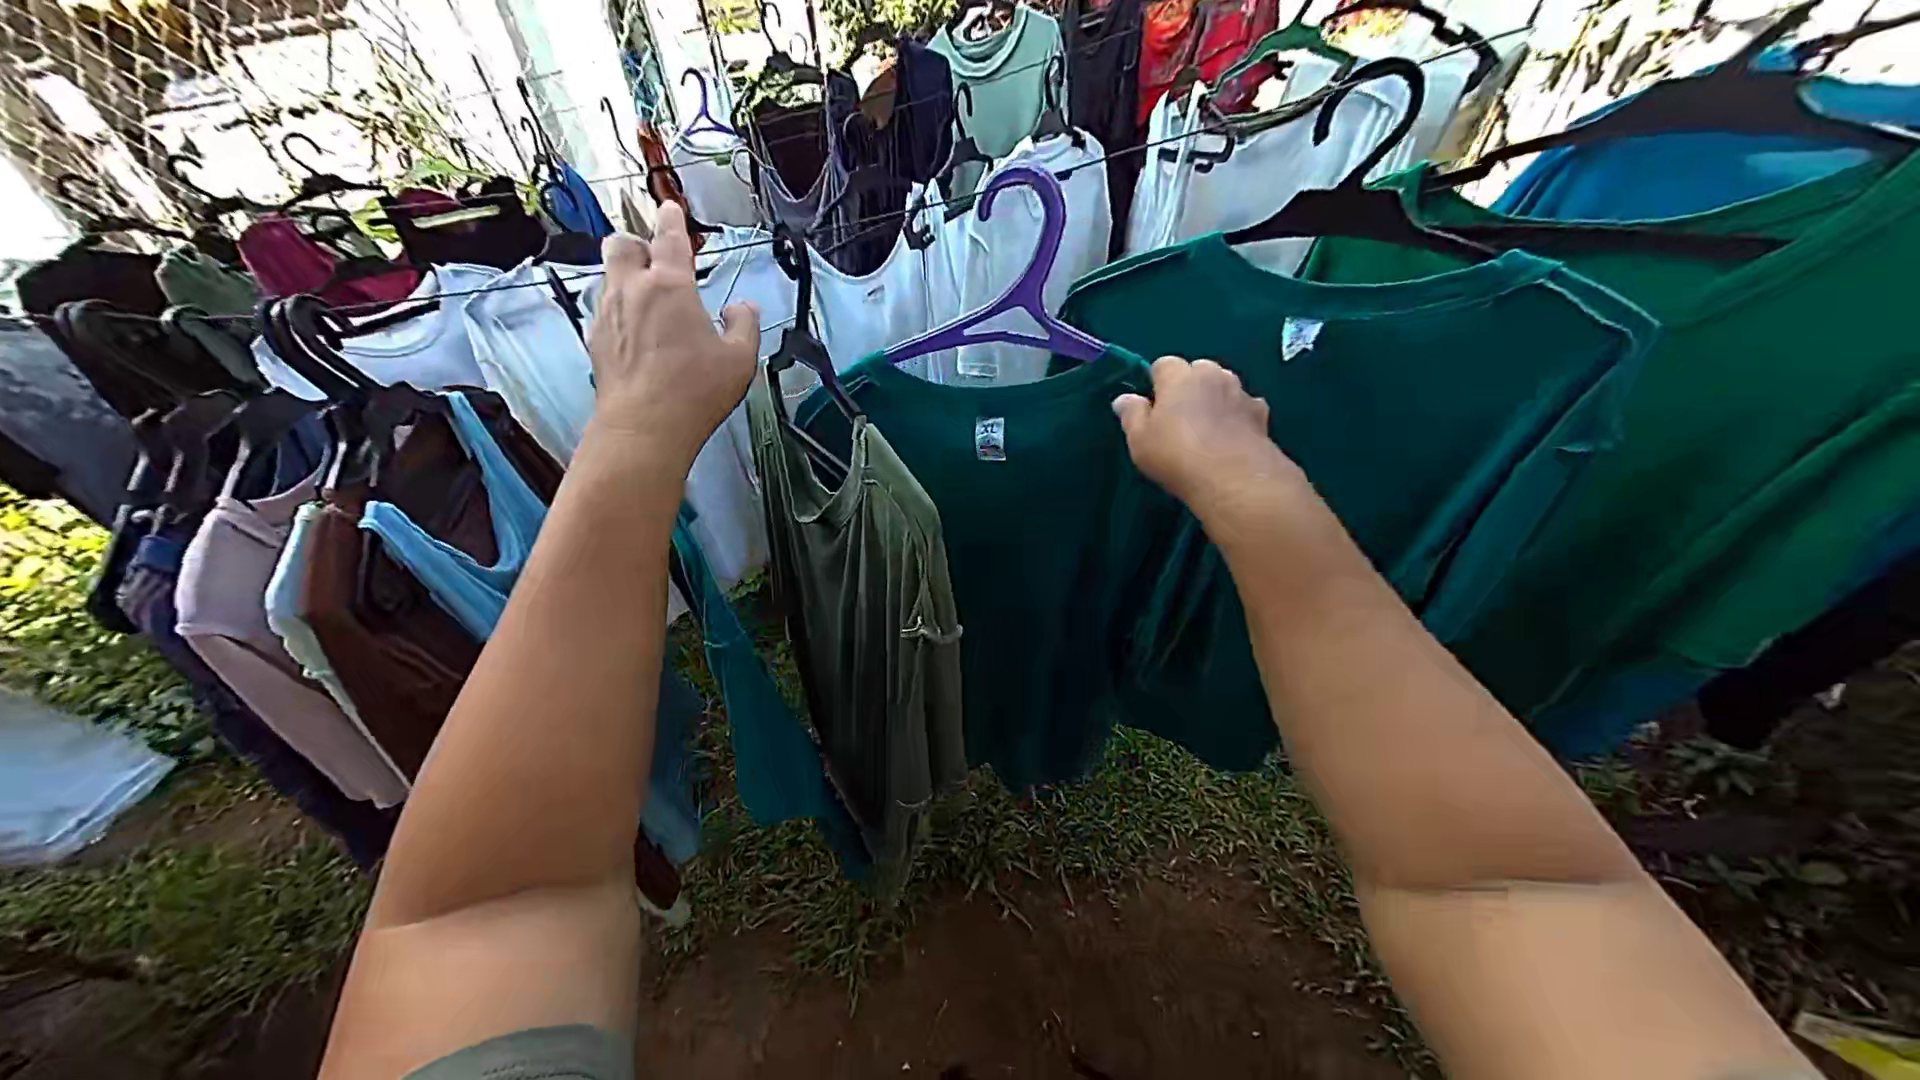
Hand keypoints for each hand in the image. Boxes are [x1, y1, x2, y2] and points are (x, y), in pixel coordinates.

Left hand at [586, 203, 757, 467]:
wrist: (644, 426)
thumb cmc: (694, 391)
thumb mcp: (740, 359)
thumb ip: (745, 325)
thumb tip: (743, 309)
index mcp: (670, 286)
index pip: (669, 238)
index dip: (672, 219)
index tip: (671, 208)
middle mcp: (632, 291)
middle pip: (621, 244)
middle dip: (638, 243)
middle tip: (657, 260)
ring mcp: (608, 314)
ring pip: (609, 276)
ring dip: (628, 278)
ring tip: (651, 302)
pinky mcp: (596, 340)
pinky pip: (605, 310)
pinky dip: (621, 311)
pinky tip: (639, 334)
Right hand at [1113, 356, 1306, 521]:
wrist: (1233, 479)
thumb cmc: (1176, 455)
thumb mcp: (1139, 439)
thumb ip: (1131, 414)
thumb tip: (1124, 399)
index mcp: (1180, 376)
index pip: (1163, 364)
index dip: (1155, 383)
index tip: (1151, 408)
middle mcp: (1214, 375)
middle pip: (1197, 370)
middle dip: (1188, 386)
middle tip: (1177, 419)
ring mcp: (1241, 392)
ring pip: (1223, 386)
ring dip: (1213, 399)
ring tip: (1205, 430)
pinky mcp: (1262, 414)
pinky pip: (1243, 406)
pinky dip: (1236, 415)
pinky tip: (1230, 438)